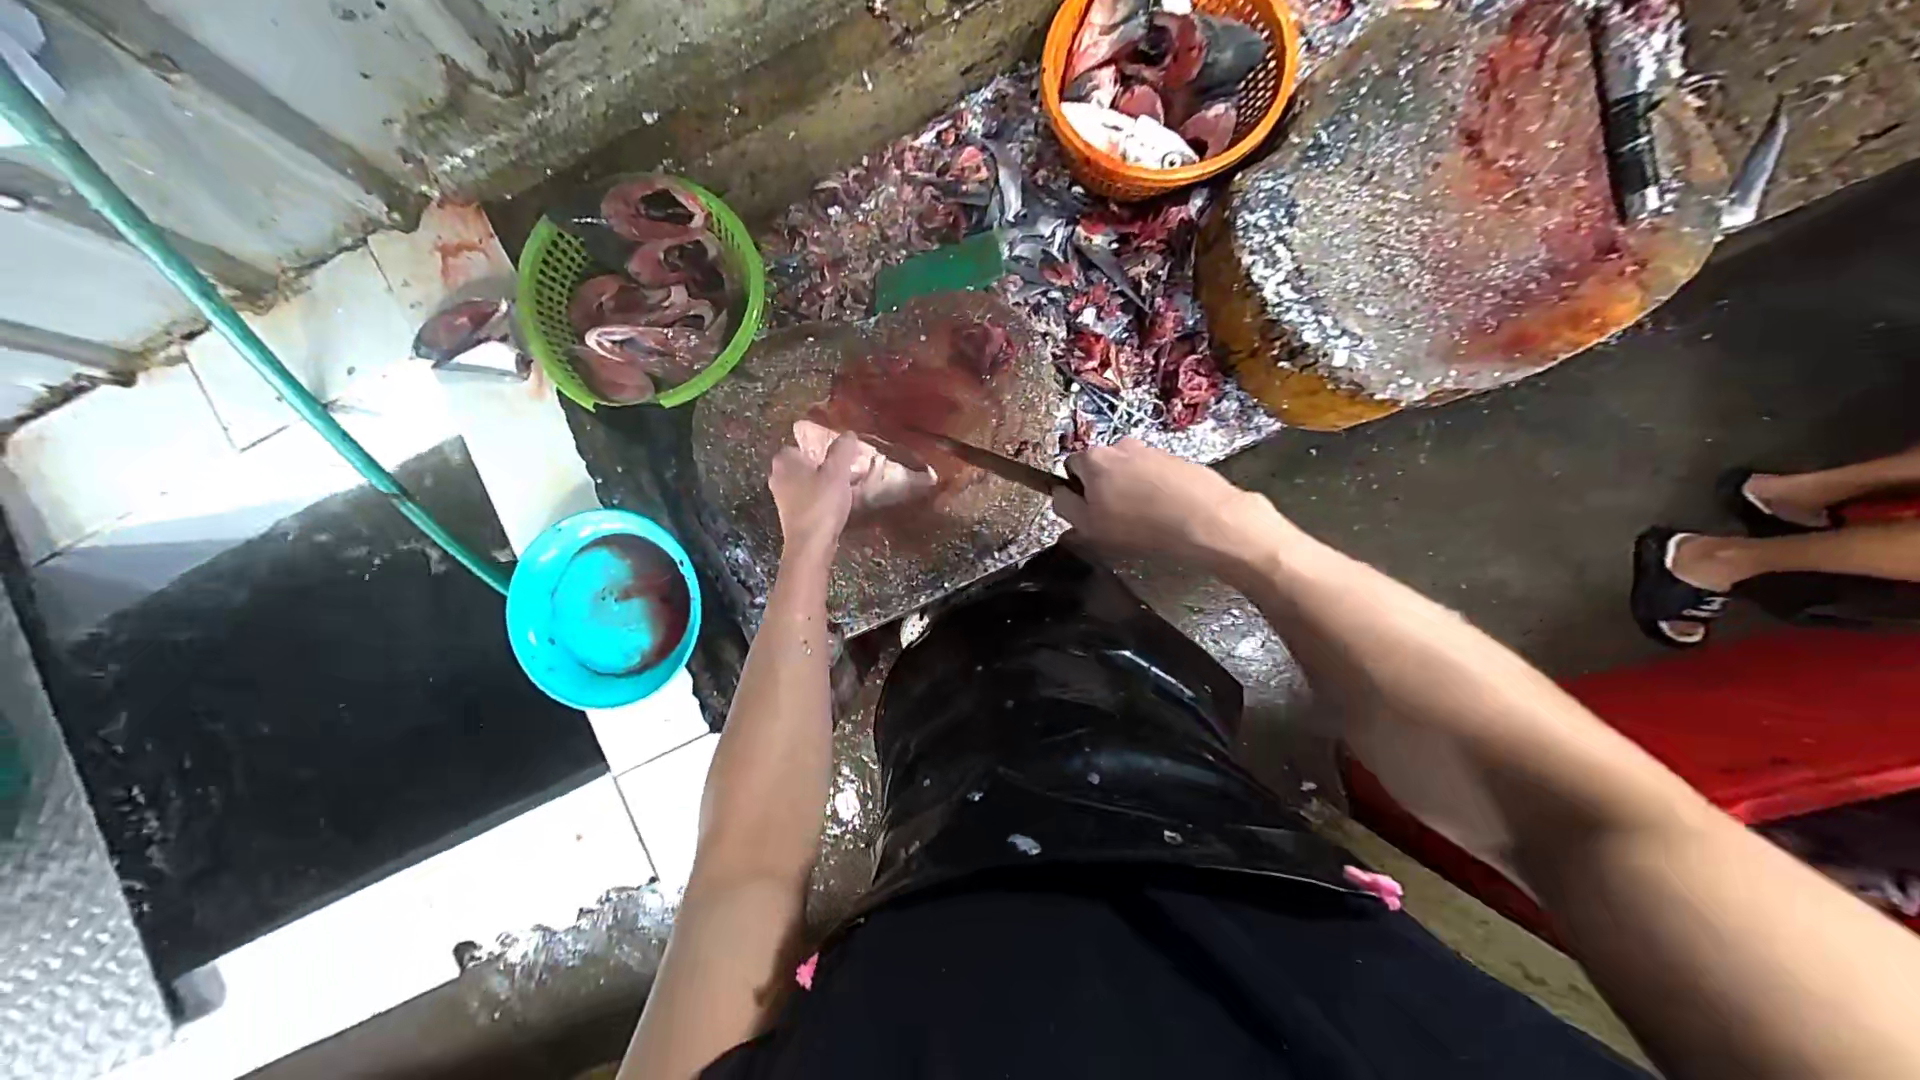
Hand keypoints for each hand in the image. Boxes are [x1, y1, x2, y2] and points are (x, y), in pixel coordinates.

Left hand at [769, 433, 863, 562]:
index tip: (842, 453)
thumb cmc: (822, 503)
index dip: (822, 446)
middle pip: (806, 463)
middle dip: (826, 464)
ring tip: (849, 485)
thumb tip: (848, 434)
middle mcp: (778, 476)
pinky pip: (809, 497)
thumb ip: (842, 449)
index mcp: (785, 460)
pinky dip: (822, 496)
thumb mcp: (837, 471)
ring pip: (808, 481)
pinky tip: (839, 503)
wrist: (810, 545)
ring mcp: (782, 497)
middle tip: (849, 468)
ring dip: (826, 481)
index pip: (802, 443)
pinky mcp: (791, 514)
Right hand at [1054, 438, 1286, 568]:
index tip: (1088, 513)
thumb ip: (1064, 506)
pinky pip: (1156, 476)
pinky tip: (1167, 514)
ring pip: (1130, 471)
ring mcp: (1153, 450)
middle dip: (1105, 489)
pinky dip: (1156, 491)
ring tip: (1145, 520)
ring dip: (1131, 490)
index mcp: (1094, 458)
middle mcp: (1121, 445)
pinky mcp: (1179, 460)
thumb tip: (1059, 493)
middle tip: (1116, 520)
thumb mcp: (1089, 526)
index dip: (1076, 491)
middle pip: (1102, 467)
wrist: (1206, 519)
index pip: (1070, 467)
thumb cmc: (1140, 525)